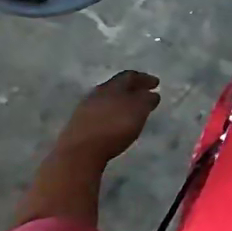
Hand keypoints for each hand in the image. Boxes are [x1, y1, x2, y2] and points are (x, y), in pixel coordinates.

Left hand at [13, 71, 160, 227]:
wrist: (78, 154)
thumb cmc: (114, 128)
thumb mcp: (138, 111)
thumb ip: (147, 100)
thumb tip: (151, 94)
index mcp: (112, 86)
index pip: (130, 76)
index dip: (144, 78)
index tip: (156, 83)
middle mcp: (97, 94)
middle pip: (115, 87)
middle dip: (130, 90)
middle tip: (142, 95)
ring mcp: (83, 110)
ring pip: (104, 101)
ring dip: (118, 104)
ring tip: (128, 111)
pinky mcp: (76, 127)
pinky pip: (96, 116)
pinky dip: (108, 117)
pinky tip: (111, 126)